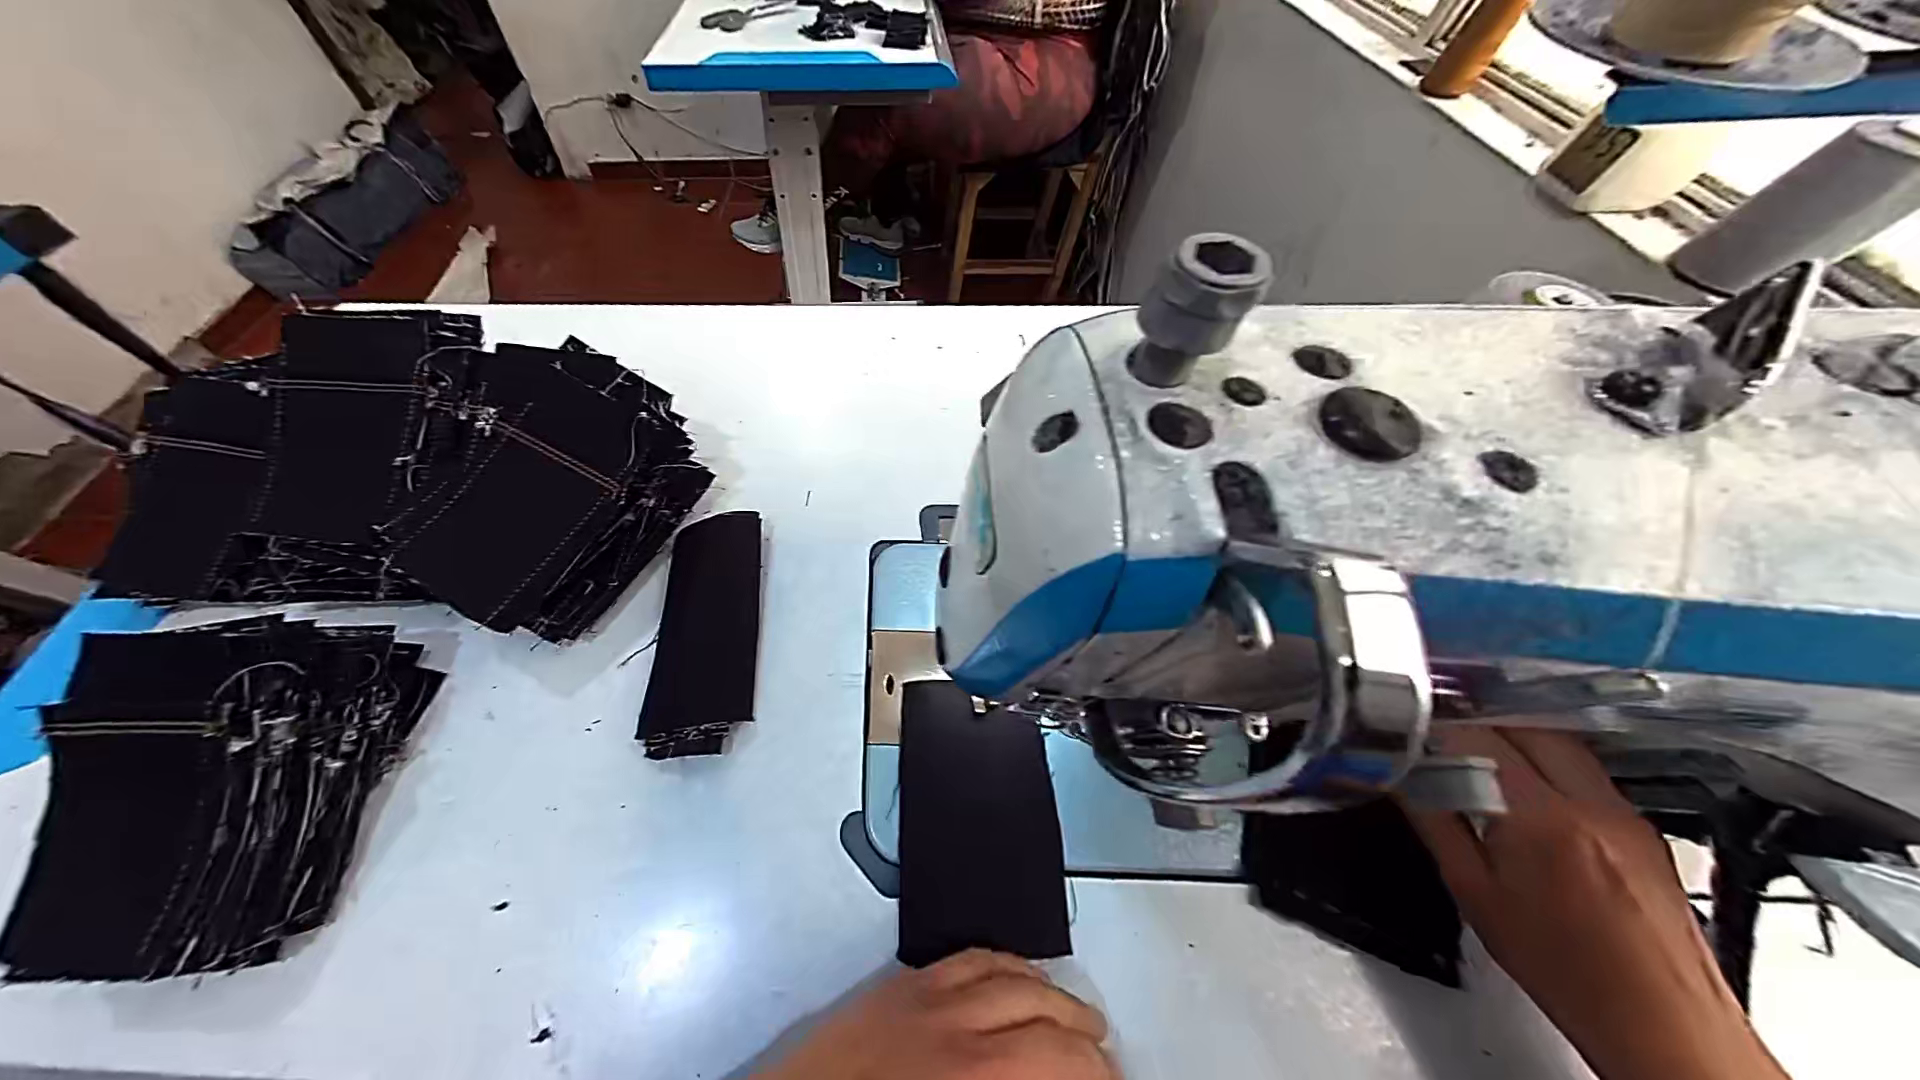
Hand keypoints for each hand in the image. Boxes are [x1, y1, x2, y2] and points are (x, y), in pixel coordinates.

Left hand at [755, 949, 1116, 1079]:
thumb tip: (1042, 1079)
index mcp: (976, 1076)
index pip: (1061, 1063)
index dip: (1099, 1074)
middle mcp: (957, 1028)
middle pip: (1046, 1016)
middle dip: (1087, 1039)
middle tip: (1105, 1058)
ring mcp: (928, 998)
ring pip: (1012, 976)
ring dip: (1053, 993)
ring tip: (1078, 1014)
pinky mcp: (903, 985)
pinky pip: (968, 958)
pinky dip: (1005, 963)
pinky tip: (1016, 973)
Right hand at [1405, 727, 1788, 1079]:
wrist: (1662, 1025)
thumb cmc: (1566, 971)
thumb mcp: (1473, 892)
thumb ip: (1434, 822)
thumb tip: (1403, 780)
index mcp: (1540, 819)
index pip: (1477, 739)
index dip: (1436, 729)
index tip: (1412, 736)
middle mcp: (1591, 805)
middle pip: (1525, 726)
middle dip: (1477, 724)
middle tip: (1440, 738)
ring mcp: (1624, 814)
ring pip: (1560, 743)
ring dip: (1514, 740)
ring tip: (1476, 761)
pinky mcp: (1643, 828)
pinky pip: (1585, 772)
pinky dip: (1547, 765)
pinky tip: (1522, 794)